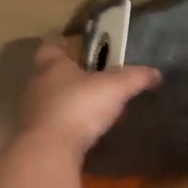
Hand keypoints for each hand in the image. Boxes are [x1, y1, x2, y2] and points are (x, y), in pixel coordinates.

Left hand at [15, 39, 160, 152]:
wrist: (50, 149)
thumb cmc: (79, 106)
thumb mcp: (115, 88)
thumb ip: (136, 78)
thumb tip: (156, 73)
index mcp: (53, 65)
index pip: (52, 44)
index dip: (61, 39)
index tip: (69, 39)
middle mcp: (37, 83)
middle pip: (48, 70)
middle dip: (65, 70)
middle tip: (86, 71)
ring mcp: (31, 109)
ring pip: (48, 96)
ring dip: (63, 97)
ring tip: (86, 100)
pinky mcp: (35, 133)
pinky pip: (51, 120)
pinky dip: (63, 120)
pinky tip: (80, 126)